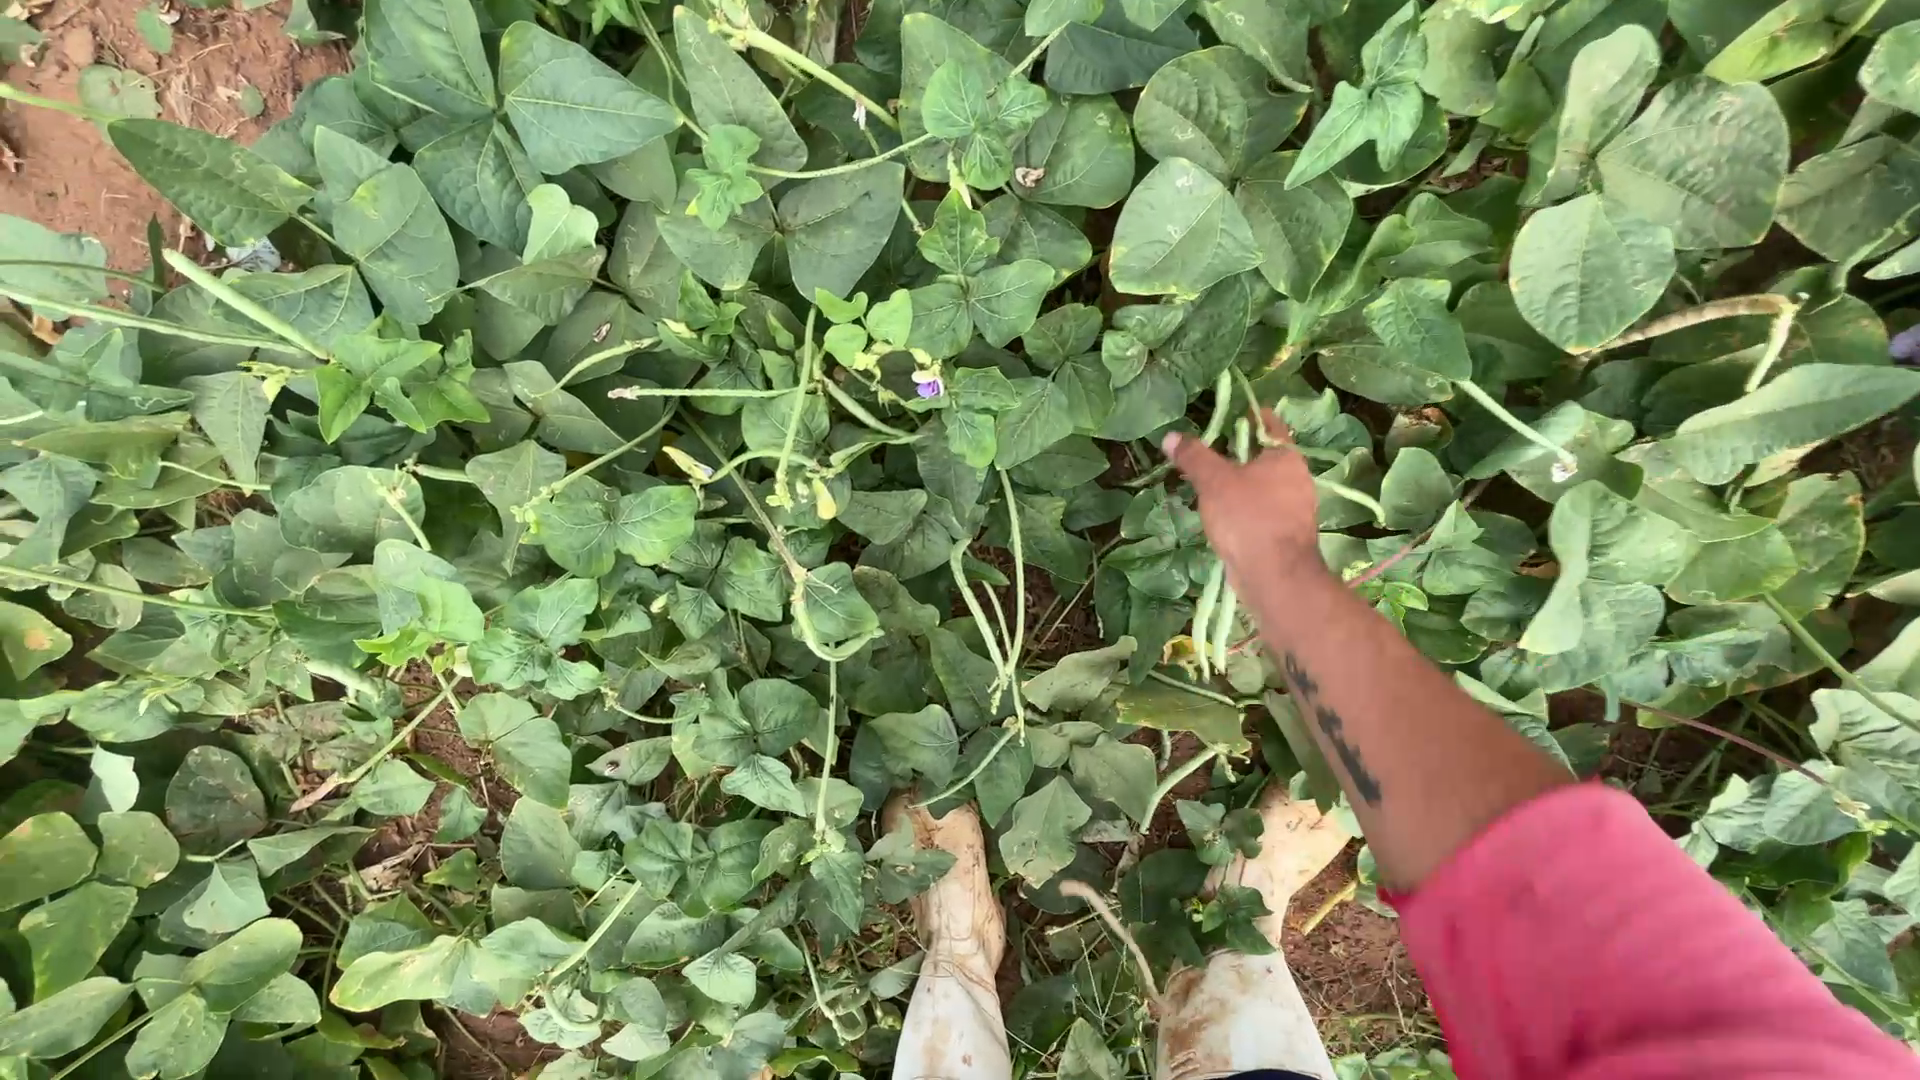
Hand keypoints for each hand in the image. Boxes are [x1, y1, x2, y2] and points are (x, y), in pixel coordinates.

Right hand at [1162, 414, 1323, 588]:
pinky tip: (1221, 516)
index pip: (1268, 424)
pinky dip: (1242, 509)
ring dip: (1237, 485)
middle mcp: (1297, 478)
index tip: (1222, 416)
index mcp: (1286, 457)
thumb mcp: (1214, 481)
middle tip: (1204, 454)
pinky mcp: (1284, 534)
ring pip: (1261, 486)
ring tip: (1206, 486)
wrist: (1274, 575)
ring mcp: (1293, 508)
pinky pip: (1260, 511)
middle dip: (1235, 455)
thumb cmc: (1248, 518)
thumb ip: (1193, 457)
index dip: (1245, 417)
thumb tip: (1171, 436)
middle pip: (1262, 457)